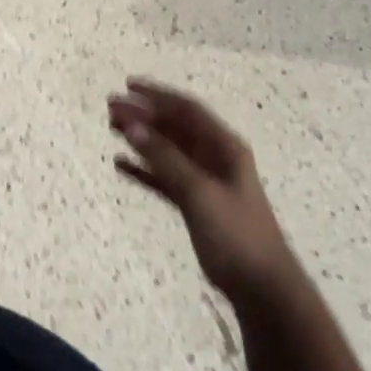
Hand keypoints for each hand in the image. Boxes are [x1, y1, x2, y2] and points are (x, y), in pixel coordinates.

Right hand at [109, 78, 297, 302]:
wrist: (260, 284)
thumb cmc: (235, 232)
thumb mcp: (198, 191)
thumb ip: (164, 158)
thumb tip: (131, 125)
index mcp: (224, 148)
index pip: (188, 110)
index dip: (158, 95)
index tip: (127, 86)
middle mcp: (214, 158)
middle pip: (174, 127)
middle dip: (144, 114)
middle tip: (110, 108)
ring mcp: (203, 181)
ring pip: (166, 150)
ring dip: (140, 138)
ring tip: (111, 128)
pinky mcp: (193, 202)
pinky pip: (162, 177)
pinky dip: (143, 169)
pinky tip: (120, 165)